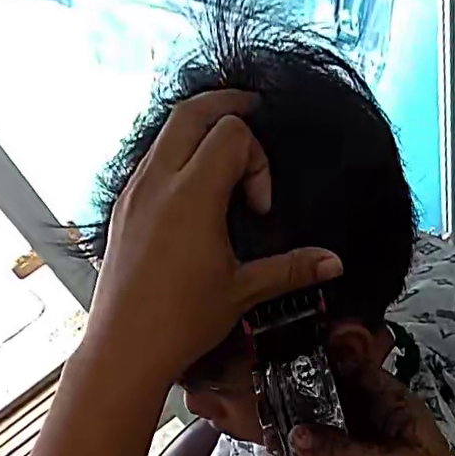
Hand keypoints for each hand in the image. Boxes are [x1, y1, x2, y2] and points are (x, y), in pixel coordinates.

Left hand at [85, 90, 342, 385]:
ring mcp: (135, 194)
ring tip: (224, 154)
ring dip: (198, 131)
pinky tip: (193, 193)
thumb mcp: (243, 291)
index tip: (259, 208)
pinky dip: (175, 157)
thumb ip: (291, 269)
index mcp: (192, 197)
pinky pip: (150, 162)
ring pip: (165, 133)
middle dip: (227, 108)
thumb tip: (331, 262)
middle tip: (252, 112)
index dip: (257, 162)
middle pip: (192, 112)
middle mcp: (158, 183)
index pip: (232, 135)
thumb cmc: (180, 322)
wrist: (125, 347)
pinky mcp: (123, 210)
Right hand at [288, 357, 454, 455]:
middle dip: (307, 412)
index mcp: (395, 404)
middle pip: (337, 405)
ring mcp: (371, 446)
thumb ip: (340, 452)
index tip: (289, 373)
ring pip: (332, 437)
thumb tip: (296, 435)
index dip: (325, 369)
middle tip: (273, 420)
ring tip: (277, 452)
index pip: (357, 372)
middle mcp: (381, 419)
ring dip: (308, 445)